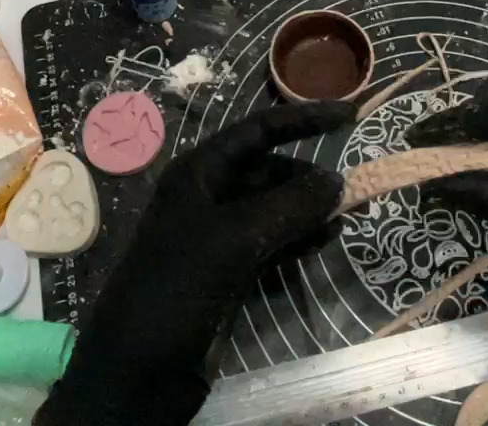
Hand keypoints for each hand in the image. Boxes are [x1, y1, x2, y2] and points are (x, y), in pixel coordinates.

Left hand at [37, 101, 353, 425]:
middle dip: (308, 173)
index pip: (257, 131)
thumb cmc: (175, 288)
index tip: (350, 114)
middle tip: (352, 184)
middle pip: (268, 169)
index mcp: (198, 173)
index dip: (303, 119)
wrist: (135, 374)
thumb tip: (336, 180)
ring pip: (274, 208)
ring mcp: (219, 236)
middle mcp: (208, 196)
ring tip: (349, 209)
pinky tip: (329, 237)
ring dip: (309, 207)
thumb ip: (287, 206)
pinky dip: (301, 238)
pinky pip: (274, 242)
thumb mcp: (232, 240)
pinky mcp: (230, 272)